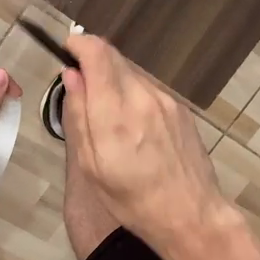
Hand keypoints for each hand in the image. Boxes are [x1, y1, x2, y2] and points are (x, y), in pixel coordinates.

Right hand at [62, 35, 238, 259]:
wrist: (191, 215)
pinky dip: (133, 94)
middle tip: (81, 85)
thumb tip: (71, 76)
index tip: (67, 50)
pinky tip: (133, 125)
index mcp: (114, 113)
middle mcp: (142, 97)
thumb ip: (79, 115)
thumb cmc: (132, 200)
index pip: (97, 53)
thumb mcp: (91, 166)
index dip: (79, 44)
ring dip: (114, 79)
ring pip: (133, 73)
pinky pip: (149, 89)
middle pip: (114, 57)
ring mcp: (166, 101)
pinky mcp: (181, 109)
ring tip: (106, 113)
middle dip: (94, 61)